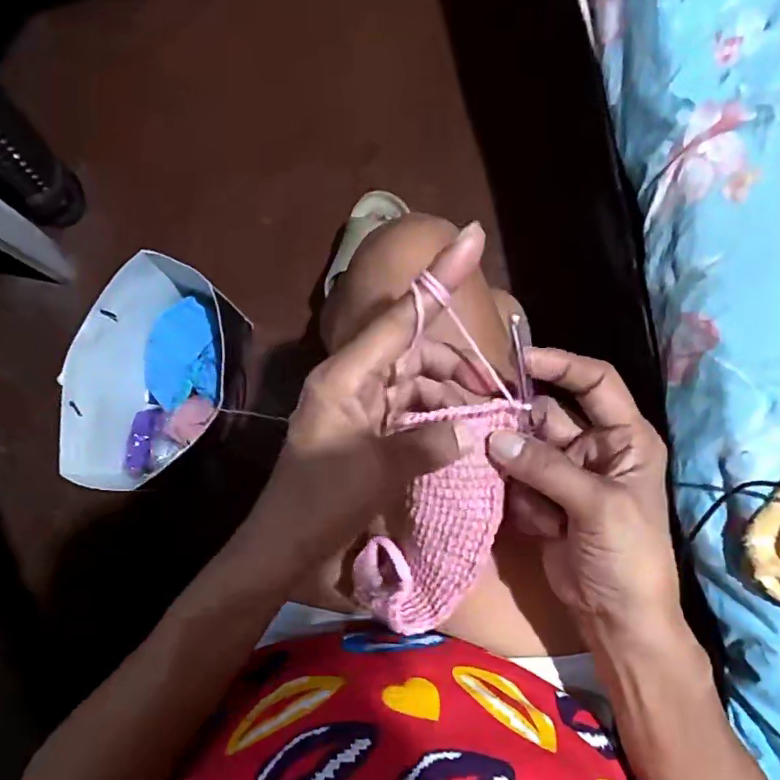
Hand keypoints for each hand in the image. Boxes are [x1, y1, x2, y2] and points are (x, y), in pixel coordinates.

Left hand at [252, 222, 489, 553]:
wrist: (284, 544)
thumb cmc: (322, 503)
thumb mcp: (379, 472)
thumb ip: (427, 442)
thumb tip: (467, 426)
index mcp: (346, 377)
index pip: (400, 317)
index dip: (438, 277)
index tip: (470, 235)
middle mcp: (348, 381)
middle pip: (410, 348)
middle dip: (455, 362)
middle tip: (496, 391)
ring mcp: (352, 405)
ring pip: (409, 378)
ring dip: (445, 390)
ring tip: (482, 414)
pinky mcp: (357, 428)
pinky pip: (401, 406)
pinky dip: (429, 412)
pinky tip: (456, 429)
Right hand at [483, 348, 679, 638]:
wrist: (616, 615)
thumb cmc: (628, 555)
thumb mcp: (596, 506)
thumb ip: (546, 468)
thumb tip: (494, 437)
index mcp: (625, 438)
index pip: (596, 383)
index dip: (562, 366)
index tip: (520, 361)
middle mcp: (594, 449)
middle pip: (546, 417)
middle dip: (520, 427)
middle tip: (486, 432)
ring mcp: (563, 476)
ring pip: (522, 450)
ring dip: (516, 472)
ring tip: (538, 510)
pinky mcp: (541, 501)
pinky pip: (514, 482)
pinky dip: (515, 498)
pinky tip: (539, 527)